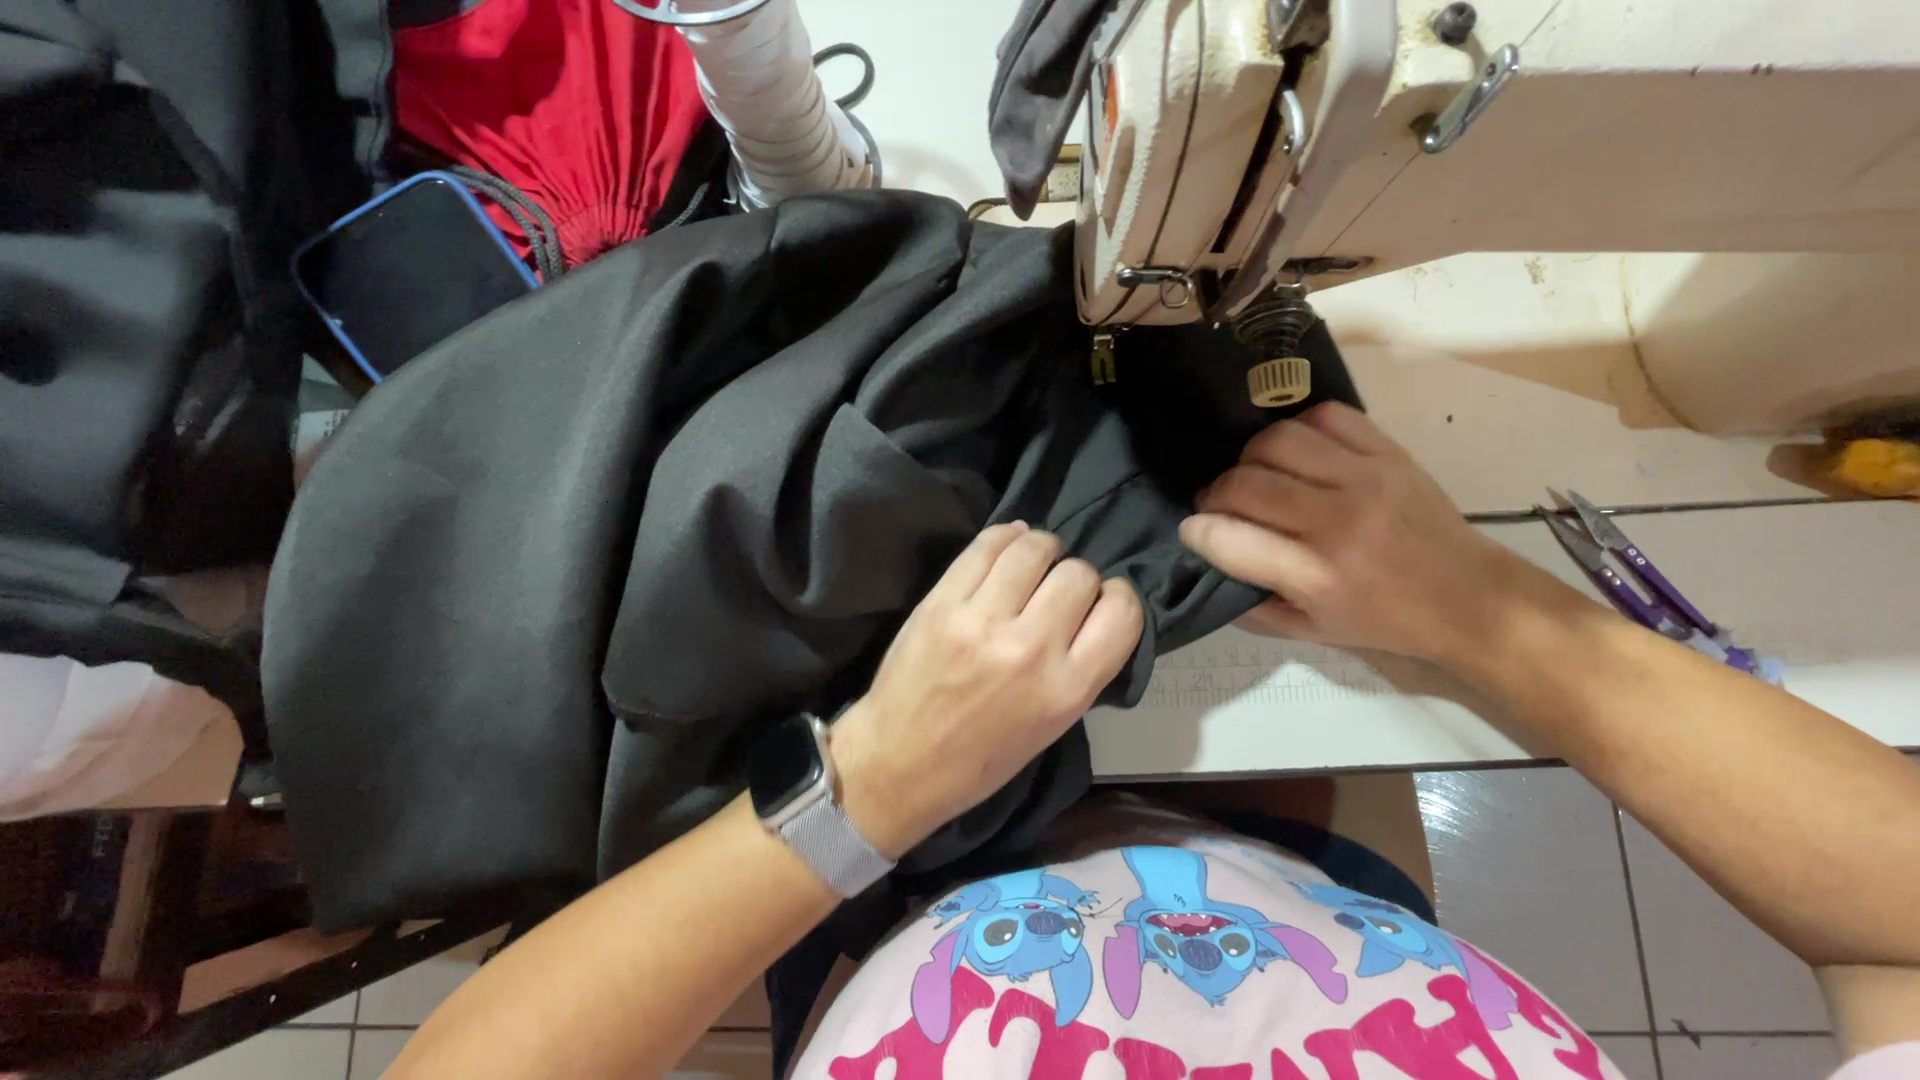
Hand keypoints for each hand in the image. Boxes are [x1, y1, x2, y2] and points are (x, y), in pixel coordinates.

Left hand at [829, 524, 1143, 856]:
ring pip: (1033, 548)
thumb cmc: (980, 759)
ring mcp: (981, 621)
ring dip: (1042, 548)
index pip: (1122, 613)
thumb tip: (1091, 608)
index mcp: (1066, 691)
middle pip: (1079, 574)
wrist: (899, 766)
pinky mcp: (940, 603)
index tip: (1102, 602)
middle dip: (1077, 576)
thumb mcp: (1052, 726)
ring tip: (1034, 562)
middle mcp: (1030, 650)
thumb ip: (1080, 668)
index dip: (1119, 597)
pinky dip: (1005, 537)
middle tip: (1057, 590)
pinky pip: (985, 545)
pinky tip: (1008, 545)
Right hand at [1178, 402, 1550, 663]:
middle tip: (1221, 506)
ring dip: (1251, 458)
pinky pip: (1324, 417)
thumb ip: (1249, 602)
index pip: (1228, 537)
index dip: (1197, 530)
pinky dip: (1298, 431)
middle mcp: (1338, 520)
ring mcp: (1367, 478)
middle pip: (1245, 482)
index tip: (1195, 531)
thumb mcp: (1309, 631)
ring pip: (1277, 440)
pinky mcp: (1389, 451)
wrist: (1470, 598)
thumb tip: (1205, 554)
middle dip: (1216, 493)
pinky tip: (1298, 454)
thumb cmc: (1383, 621)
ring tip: (1259, 476)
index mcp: (1316, 575)